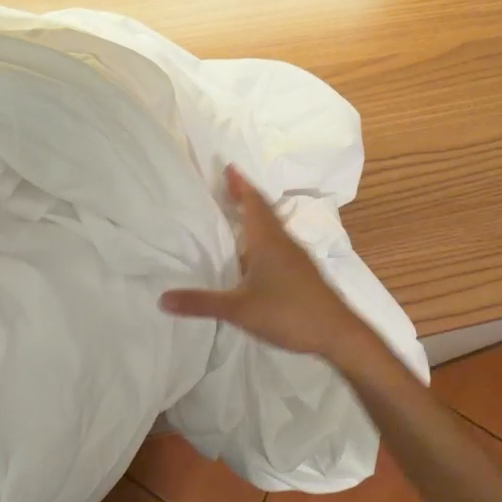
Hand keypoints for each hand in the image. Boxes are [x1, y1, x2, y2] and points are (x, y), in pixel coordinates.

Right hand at [159, 165, 378, 364]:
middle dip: (245, 196)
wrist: (339, 334)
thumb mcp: (239, 310)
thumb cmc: (288, 313)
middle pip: (263, 211)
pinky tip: (257, 253)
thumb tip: (162, 299)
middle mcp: (283, 242)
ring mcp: (297, 258)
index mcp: (267, 241)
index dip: (240, 185)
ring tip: (239, 213)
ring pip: (273, 227)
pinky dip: (264, 235)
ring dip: (256, 215)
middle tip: (228, 184)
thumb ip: (201, 303)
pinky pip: (279, 242)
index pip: (253, 203)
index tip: (229, 167)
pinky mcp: (304, 273)